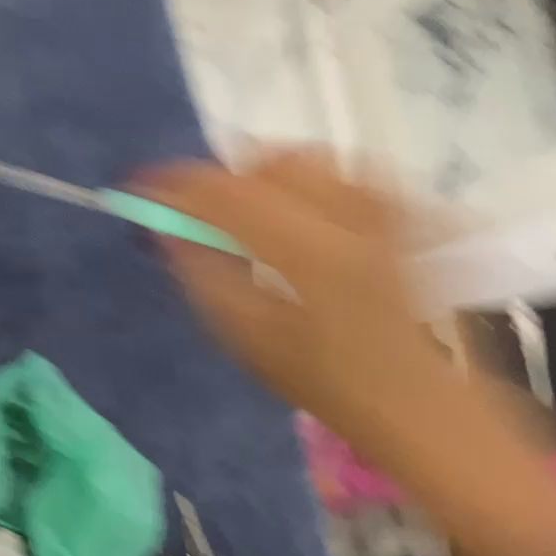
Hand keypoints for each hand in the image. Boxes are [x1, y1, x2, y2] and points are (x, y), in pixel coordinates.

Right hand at [133, 147, 456, 457]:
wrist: (411, 396)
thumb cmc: (319, 380)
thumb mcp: (247, 338)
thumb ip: (206, 277)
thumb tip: (167, 231)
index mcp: (307, 252)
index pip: (229, 193)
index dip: (179, 184)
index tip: (144, 186)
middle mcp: (349, 216)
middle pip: (274, 162)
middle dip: (226, 175)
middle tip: (198, 206)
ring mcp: (383, 210)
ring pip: (313, 159)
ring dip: (268, 174)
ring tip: (246, 206)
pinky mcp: (404, 213)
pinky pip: (348, 172)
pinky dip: (310, 180)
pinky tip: (298, 208)